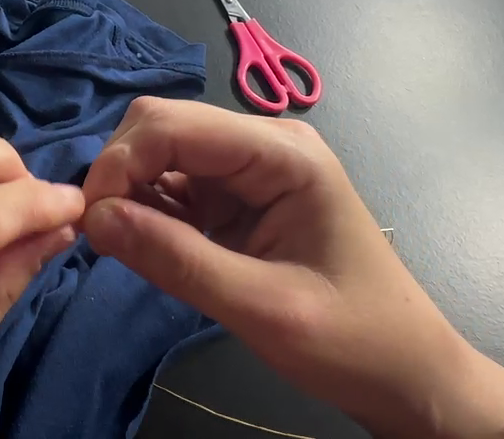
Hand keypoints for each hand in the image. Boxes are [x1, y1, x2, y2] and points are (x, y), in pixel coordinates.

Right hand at [81, 97, 503, 437]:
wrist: (412, 379)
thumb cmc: (355, 342)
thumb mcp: (264, 310)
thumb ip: (176, 260)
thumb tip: (94, 219)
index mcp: (282, 152)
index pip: (174, 125)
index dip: (121, 161)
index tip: (91, 218)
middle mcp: (261, 141)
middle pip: (161, 125)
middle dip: (120, 170)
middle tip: (100, 229)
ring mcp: (248, 164)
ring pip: (160, 149)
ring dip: (130, 188)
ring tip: (119, 239)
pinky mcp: (236, 191)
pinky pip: (173, 180)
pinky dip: (147, 205)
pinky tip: (145, 239)